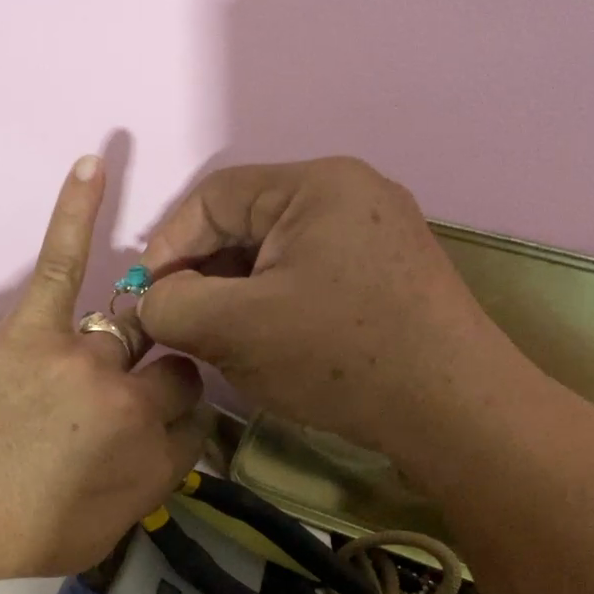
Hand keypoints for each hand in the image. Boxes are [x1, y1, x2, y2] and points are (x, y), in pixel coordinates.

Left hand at [0, 154, 208, 589]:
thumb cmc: (4, 539)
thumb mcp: (91, 540)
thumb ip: (139, 494)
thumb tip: (155, 458)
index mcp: (153, 462)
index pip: (196, 423)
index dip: (174, 425)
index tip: (150, 430)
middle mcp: (133, 404)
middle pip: (176, 371)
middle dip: (156, 385)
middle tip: (107, 406)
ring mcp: (83, 359)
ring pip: (132, 331)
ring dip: (120, 345)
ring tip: (84, 362)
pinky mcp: (32, 329)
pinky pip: (64, 261)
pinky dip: (77, 211)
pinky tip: (94, 163)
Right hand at [135, 157, 534, 470]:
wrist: (450, 408)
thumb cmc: (336, 355)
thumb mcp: (232, 328)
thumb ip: (169, 305)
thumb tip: (149, 302)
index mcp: (314, 185)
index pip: (211, 198)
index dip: (165, 247)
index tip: (142, 302)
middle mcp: (347, 194)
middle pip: (241, 223)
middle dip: (197, 273)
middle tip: (173, 325)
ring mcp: (370, 234)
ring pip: (268, 253)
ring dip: (228, 293)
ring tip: (212, 340)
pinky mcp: (380, 273)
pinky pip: (300, 275)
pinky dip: (264, 304)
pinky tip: (258, 344)